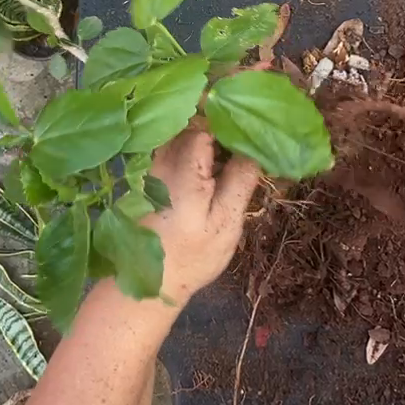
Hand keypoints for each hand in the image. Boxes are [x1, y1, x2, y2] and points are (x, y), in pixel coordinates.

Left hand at [142, 130, 258, 304]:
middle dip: (219, 125)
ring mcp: (151, 163)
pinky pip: (171, 143)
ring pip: (181, 130)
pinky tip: (208, 164)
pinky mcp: (148, 172)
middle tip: (244, 142)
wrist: (149, 283)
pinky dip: (191, 145)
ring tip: (229, 153)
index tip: (252, 130)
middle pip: (192, 121)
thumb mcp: (226, 222)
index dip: (231, 122)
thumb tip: (256, 143)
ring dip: (206, 134)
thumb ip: (241, 179)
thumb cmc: (192, 256)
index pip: (207, 123)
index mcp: (183, 168)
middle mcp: (162, 158)